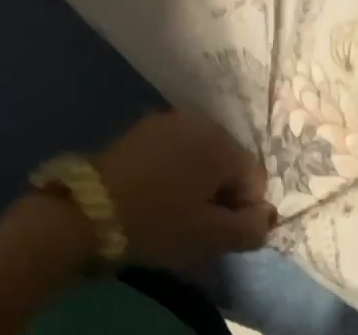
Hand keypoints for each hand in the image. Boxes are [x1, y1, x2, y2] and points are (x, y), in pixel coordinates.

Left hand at [93, 111, 275, 269]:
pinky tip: (160, 192)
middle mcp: (198, 121)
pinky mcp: (144, 127)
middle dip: (223, 192)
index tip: (223, 232)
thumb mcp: (211, 237)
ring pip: (201, 154)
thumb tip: (265, 215)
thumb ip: (250, 228)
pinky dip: (177, 169)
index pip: (255, 177)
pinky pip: (176, 149)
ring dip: (200, 180)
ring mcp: (168, 119)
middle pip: (228, 160)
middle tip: (201, 223)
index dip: (246, 210)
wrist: (92, 207)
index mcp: (220, 143)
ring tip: (179, 209)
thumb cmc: (159, 222)